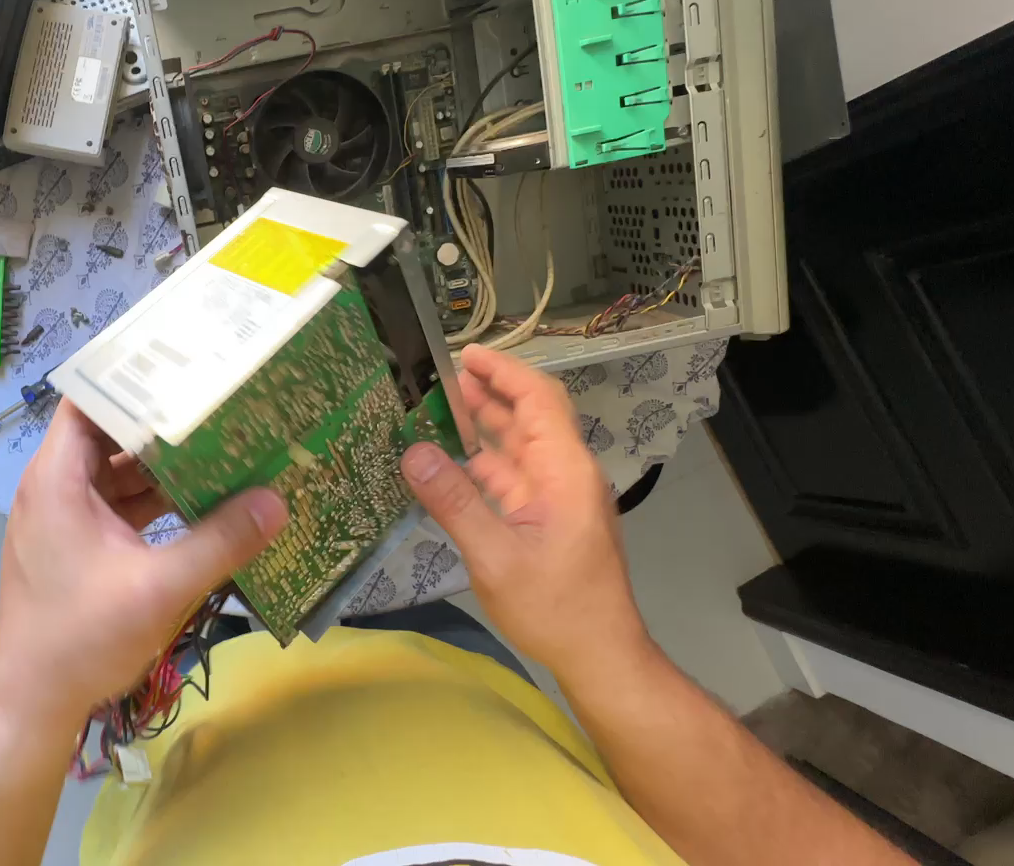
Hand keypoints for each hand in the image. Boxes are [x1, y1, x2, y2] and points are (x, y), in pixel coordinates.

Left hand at [0, 400, 287, 727]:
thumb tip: (276, 501)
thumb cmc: (81, 638)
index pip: (88, 402)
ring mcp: (65, 517)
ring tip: (219, 443)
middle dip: (161, 421)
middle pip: (109, 433)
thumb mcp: (159, 588)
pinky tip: (199, 499)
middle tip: (215, 402)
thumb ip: (220, 542)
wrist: (32, 704)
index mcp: (57, 478)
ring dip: (162, 464)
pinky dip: (153, 498)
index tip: (183, 367)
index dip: (130, 380)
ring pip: (116, 471)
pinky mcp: (77, 544)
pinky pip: (118, 503)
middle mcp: (55, 487)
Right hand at [401, 344, 649, 680]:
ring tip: (436, 408)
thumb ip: (455, 502)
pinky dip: (480, 461)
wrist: (600, 658)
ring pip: (516, 445)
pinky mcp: (545, 517)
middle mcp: (563, 473)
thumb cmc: (556, 607)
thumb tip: (413, 452)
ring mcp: (555, 496)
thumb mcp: (496, 556)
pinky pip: (510, 475)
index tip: (465, 354)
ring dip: (482, 425)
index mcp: (564, 470)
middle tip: (436, 379)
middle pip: (527, 416)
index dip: (504, 371)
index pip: (538, 400)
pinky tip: (448, 459)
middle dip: (486, 392)